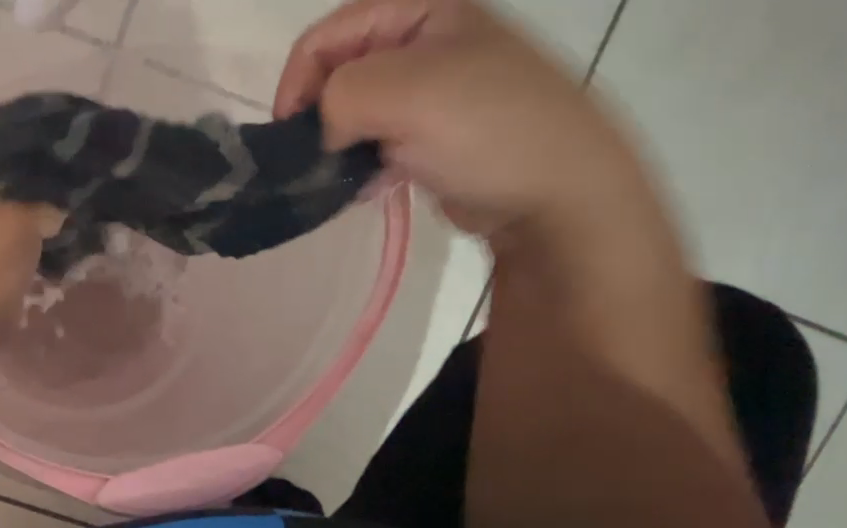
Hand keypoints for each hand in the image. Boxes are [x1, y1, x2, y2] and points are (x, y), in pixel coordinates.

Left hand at [0, 127, 57, 344]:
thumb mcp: (24, 217)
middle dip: (24, 156)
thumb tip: (66, 184)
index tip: (46, 120)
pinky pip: (4, 220)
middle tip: (61, 150)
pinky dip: (25, 214)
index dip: (11, 122)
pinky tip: (52, 213)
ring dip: (27, 188)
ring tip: (62, 179)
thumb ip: (45, 192)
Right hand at [274, 0, 652, 240]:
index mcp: (423, 8)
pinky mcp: (429, 136)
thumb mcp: (406, 92)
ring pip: (350, 113)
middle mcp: (424, 41)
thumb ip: (341, 95)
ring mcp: (428, 91)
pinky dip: (359, 166)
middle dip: (318, 116)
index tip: (292, 134)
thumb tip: (323, 133)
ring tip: (344, 177)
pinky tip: (368, 188)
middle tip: (317, 159)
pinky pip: (372, 144)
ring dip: (337, 147)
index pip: (327, 34)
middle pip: (336, 72)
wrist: (554, 191)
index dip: (298, 80)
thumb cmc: (486, 127)